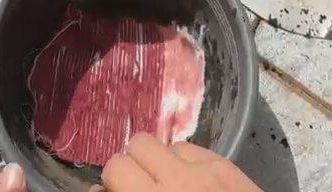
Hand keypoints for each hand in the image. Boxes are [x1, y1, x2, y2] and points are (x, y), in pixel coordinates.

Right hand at [95, 134, 263, 191]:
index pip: (113, 174)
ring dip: (154, 164)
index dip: (106, 190)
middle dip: (125, 174)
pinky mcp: (225, 165)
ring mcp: (202, 171)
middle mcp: (173, 184)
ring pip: (156, 144)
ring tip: (164, 186)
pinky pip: (188, 147)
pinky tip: (190, 184)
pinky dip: (182, 162)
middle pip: (127, 155)